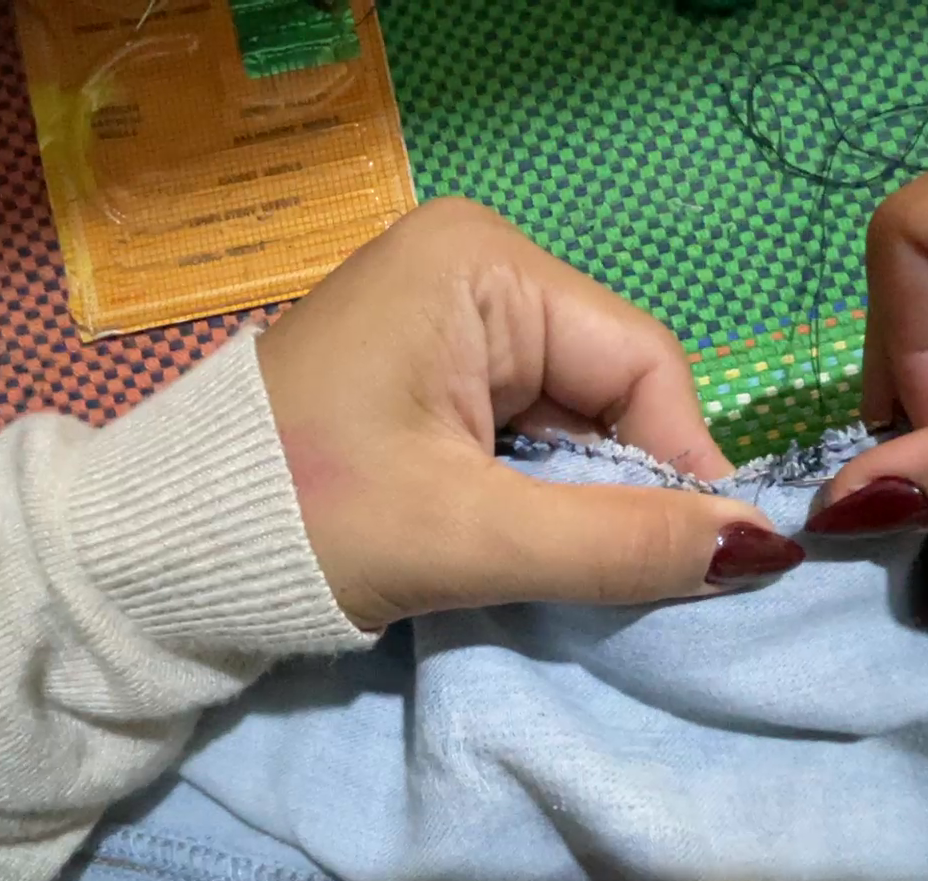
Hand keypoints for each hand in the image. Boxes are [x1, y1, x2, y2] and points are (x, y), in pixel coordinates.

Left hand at [257, 198, 803, 628]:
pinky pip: (521, 431)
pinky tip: (508, 532)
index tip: (701, 558)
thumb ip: (617, 543)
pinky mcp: (427, 373)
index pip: (639, 360)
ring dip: (574, 495)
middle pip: (606, 387)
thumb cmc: (302, 521)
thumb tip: (763, 549)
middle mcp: (470, 272)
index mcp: (481, 264)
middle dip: (617, 484)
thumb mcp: (469, 536)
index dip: (680, 462)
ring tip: (539, 555)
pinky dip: (533, 491)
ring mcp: (446, 321)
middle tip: (608, 569)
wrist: (164, 553)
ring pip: (568, 417)